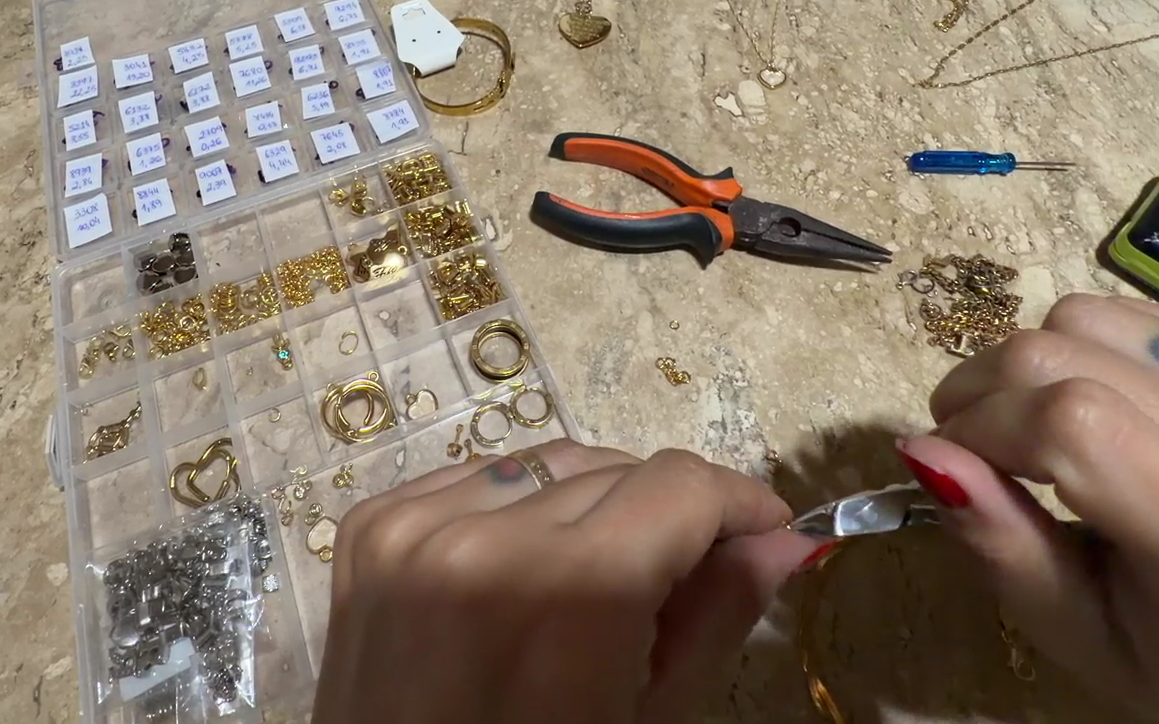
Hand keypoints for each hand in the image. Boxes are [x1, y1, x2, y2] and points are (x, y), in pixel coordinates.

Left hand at [311, 441, 827, 723]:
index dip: (734, 500)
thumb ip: (717, 614)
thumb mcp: (646, 720)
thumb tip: (786, 539)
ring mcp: (413, 521)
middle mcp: (481, 535)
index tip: (761, 525)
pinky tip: (516, 561)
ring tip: (585, 569)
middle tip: (668, 573)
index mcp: (565, 591)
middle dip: (659, 512)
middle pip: (612, 467)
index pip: (677, 485)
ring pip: (547, 460)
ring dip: (585, 500)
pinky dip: (515, 505)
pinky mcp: (372, 518)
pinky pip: (478, 477)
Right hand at [900, 294, 1158, 723]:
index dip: (981, 425)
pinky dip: (1101, 354)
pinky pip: (1154, 317)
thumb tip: (918, 448)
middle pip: (1075, 351)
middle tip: (981, 441)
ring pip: (1101, 319)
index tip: (951, 457)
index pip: (1074, 423)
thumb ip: (999, 544)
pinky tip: (1124, 412)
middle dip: (989, 387)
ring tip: (1052, 427)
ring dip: (1041, 364)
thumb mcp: (1081, 641)